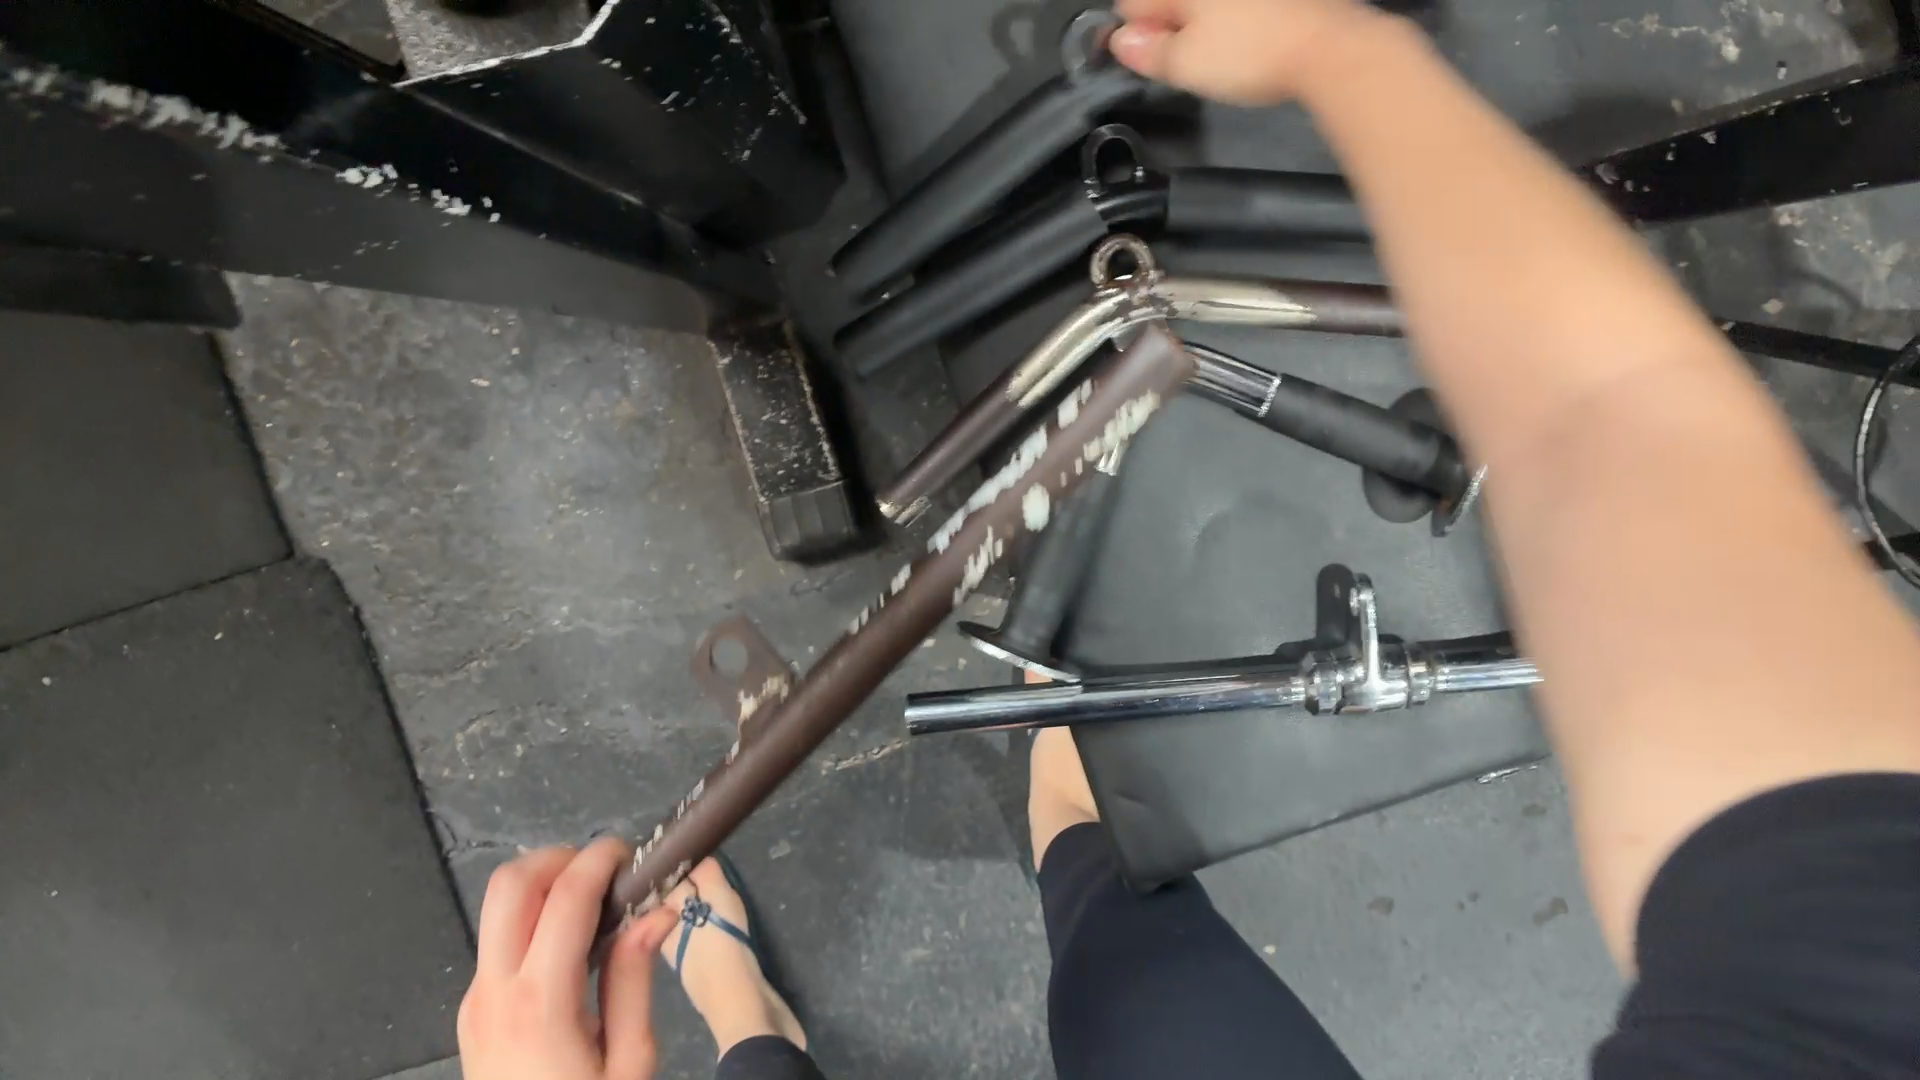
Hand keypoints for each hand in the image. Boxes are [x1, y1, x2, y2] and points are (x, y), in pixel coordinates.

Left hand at [459, 838, 679, 1079]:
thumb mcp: (629, 1061)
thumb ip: (635, 979)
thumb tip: (657, 911)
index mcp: (539, 1002)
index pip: (565, 898)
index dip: (601, 859)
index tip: (633, 853)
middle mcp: (494, 990)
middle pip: (510, 885)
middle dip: (561, 857)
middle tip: (606, 872)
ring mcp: (474, 999)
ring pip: (498, 906)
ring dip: (546, 882)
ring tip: (594, 900)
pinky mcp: (472, 1009)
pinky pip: (500, 937)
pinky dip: (536, 915)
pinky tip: (574, 939)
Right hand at [1109, 0, 1384, 106]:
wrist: (1326, 48)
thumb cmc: (1252, 53)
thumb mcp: (1185, 64)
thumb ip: (1148, 52)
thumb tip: (1121, 41)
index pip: (1133, 3)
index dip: (1134, 34)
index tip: (1144, 59)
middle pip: (1172, 2)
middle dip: (1169, 28)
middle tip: (1182, 63)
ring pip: (1204, 7)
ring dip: (1200, 27)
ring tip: (1215, 58)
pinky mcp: (1272, 2)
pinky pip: (1236, 10)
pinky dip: (1230, 24)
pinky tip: (1241, 47)